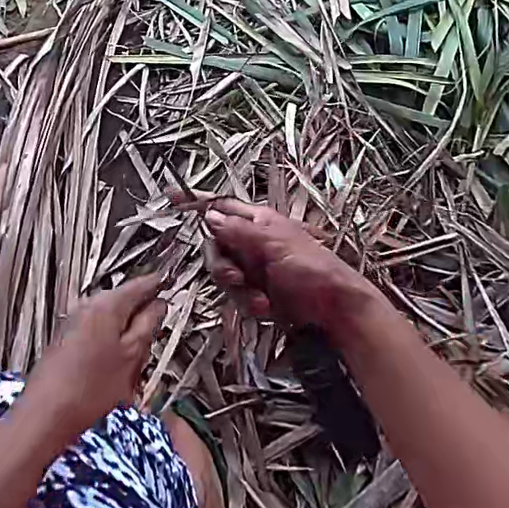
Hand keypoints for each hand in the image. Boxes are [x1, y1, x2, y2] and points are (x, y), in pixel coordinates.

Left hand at [12, 274, 167, 444]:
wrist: (44, 417)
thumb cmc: (90, 388)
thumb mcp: (131, 356)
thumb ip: (148, 324)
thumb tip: (159, 304)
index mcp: (108, 303)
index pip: (141, 283)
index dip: (159, 286)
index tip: (171, 288)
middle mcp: (89, 305)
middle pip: (125, 301)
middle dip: (142, 317)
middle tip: (153, 339)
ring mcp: (75, 321)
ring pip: (112, 320)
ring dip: (126, 335)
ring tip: (133, 364)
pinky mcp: (66, 340)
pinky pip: (97, 333)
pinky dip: (109, 345)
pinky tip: (111, 371)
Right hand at [199, 197, 377, 331]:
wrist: (337, 311)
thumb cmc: (313, 268)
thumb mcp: (275, 245)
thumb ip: (239, 231)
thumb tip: (209, 215)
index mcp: (259, 220)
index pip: (222, 206)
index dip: (198, 202)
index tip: (171, 196)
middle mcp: (252, 240)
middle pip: (216, 245)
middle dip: (222, 265)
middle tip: (236, 278)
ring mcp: (254, 267)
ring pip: (223, 274)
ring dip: (238, 290)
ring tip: (261, 300)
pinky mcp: (257, 292)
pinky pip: (236, 295)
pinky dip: (248, 303)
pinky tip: (267, 308)